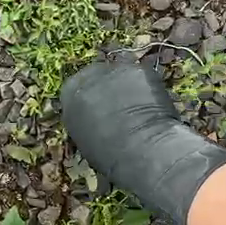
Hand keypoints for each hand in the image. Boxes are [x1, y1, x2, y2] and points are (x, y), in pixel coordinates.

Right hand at [60, 57, 225, 224]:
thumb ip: (86, 122)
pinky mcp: (141, 70)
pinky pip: (143, 78)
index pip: (76, 90)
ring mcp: (116, 69)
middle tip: (122, 108)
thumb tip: (95, 122)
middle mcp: (89, 74)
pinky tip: (155, 106)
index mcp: (69, 93)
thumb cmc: (109, 155)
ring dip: (129, 87)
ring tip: (140, 109)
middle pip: (98, 77)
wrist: (141, 148)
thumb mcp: (85, 140)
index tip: (99, 111)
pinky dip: (149, 89)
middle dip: (109, 89)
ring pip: (122, 75)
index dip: (90, 100)